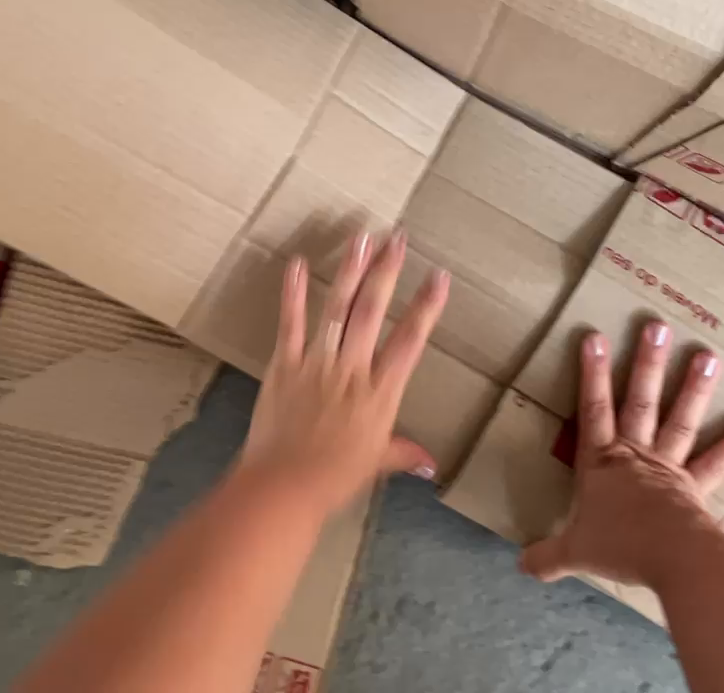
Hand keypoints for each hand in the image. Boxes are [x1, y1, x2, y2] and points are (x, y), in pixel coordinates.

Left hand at [236, 229, 449, 517]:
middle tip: (397, 238)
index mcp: (380, 391)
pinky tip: (299, 264)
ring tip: (361, 238)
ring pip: (338, 308)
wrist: (284, 486)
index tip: (439, 277)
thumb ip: (403, 453)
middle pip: (374, 311)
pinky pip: (291, 323)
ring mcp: (318, 361)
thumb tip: (432, 464)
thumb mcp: (375, 463)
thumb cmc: (334, 478)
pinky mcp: (285, 363)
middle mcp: (353, 368)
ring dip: (351, 271)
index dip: (427, 307)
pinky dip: (295, 293)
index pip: (410, 341)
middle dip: (388, 271)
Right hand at [521, 322, 723, 591]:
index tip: (595, 336)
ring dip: (694, 388)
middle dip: (647, 364)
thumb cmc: (620, 547)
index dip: (592, 373)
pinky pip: (716, 462)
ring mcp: (669, 467)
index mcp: (601, 462)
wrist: (673, 561)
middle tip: (657, 327)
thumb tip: (522, 566)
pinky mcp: (696, 486)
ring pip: (680, 420)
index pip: (593, 408)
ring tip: (708, 356)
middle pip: (641, 402)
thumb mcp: (575, 552)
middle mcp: (635, 454)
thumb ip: (549, 555)